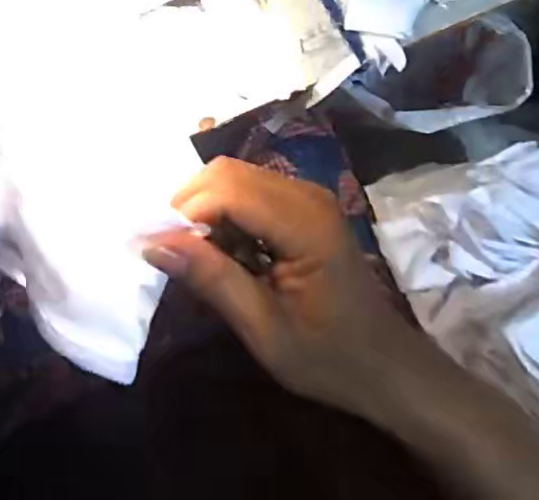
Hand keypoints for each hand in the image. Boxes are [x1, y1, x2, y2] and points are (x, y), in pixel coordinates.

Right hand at [143, 157, 437, 415]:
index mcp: (306, 224)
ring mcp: (304, 193)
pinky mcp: (298, 201)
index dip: (186, 213)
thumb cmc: (330, 357)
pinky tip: (224, 248)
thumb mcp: (265, 331)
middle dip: (189, 205)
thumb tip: (151, 243)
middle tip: (175, 251)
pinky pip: (245, 186)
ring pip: (231, 174)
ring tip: (199, 254)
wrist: (387, 367)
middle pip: (226, 172)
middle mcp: (305, 194)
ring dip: (203, 206)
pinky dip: (221, 209)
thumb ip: (211, 279)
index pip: (228, 191)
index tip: (160, 249)